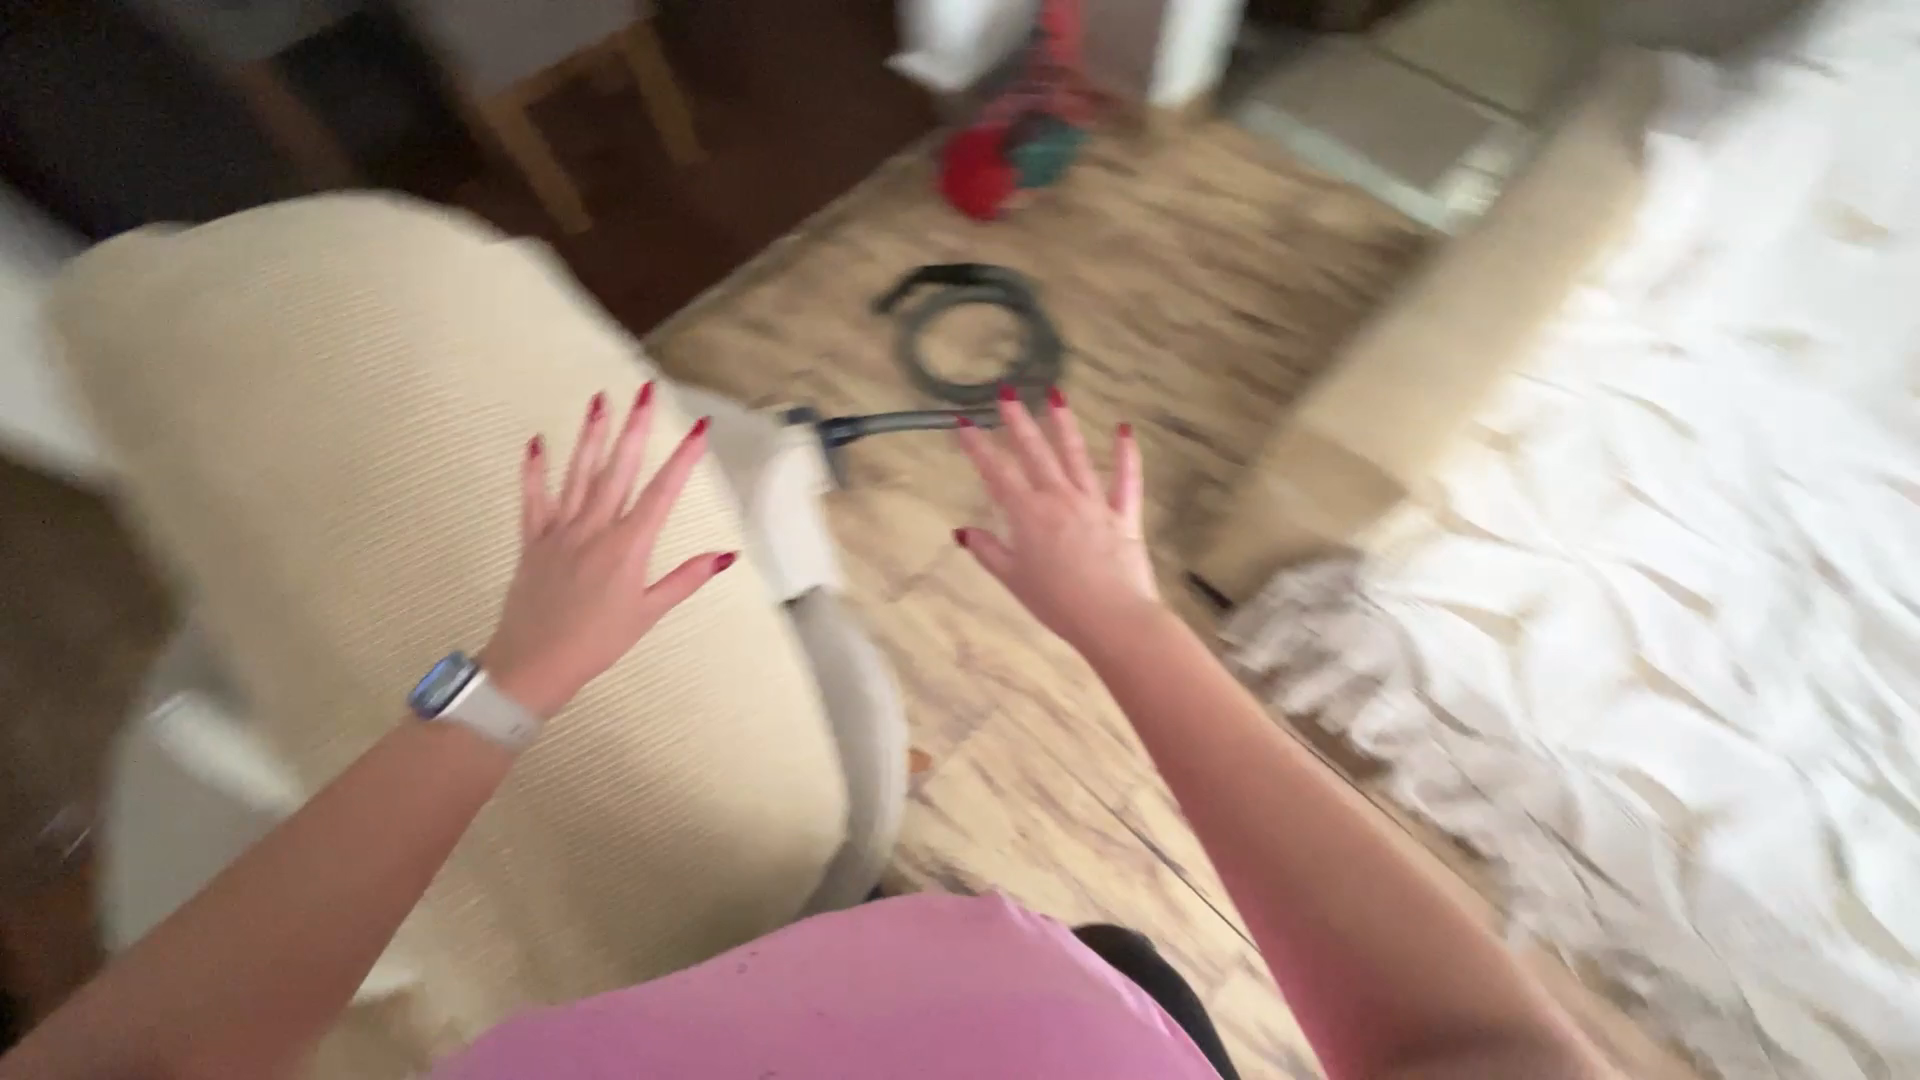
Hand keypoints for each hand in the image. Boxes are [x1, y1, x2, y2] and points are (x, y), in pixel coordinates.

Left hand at [482, 385, 735, 718]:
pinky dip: (534, 470)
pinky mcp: (532, 540)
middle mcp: (594, 528)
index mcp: (628, 546)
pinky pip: (532, 499)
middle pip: (619, 469)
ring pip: (578, 474)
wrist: (533, 663)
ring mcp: (560, 531)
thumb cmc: (599, 641)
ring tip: (599, 400)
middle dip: (635, 428)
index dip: (683, 458)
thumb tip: (726, 555)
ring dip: (590, 435)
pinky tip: (536, 442)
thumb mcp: (649, 612)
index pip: (661, 492)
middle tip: (645, 391)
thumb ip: (686, 579)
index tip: (699, 428)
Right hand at [952, 386, 1161, 653]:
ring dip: (1064, 424)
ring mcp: (1095, 503)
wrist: (1112, 617)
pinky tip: (1124, 430)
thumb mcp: (1013, 579)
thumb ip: (989, 551)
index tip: (964, 422)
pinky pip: (1127, 479)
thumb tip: (963, 532)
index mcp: (1028, 514)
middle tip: (1006, 394)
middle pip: (1035, 453)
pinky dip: (1126, 455)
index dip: (978, 447)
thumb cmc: (1057, 603)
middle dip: (1018, 422)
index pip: (997, 473)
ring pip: (1076, 456)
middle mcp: (1060, 499)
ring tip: (1055, 394)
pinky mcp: (1125, 514)